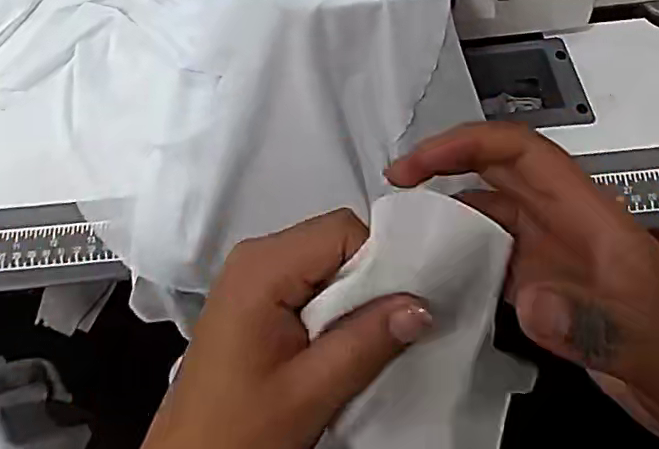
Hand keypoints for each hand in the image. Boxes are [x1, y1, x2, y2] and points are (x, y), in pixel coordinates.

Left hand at [143, 209, 433, 448]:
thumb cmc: (236, 434)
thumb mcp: (309, 393)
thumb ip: (367, 341)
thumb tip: (422, 304)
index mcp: (262, 265)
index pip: (343, 229)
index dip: (377, 260)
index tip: (395, 304)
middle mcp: (255, 253)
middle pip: (336, 237)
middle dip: (366, 277)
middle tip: (377, 328)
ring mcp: (252, 271)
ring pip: (328, 256)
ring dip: (351, 292)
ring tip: (354, 339)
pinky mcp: (254, 292)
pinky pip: (311, 274)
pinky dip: (332, 300)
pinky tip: (332, 340)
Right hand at [388, 123, 658, 448]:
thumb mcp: (646, 341)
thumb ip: (589, 320)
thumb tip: (528, 297)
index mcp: (591, 216)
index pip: (524, 152)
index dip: (471, 142)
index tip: (424, 158)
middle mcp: (570, 225)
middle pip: (502, 171)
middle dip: (448, 163)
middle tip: (399, 181)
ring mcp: (560, 255)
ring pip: (496, 212)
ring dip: (452, 211)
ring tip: (410, 229)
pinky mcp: (553, 286)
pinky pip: (498, 257)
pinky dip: (466, 257)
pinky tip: (443, 278)